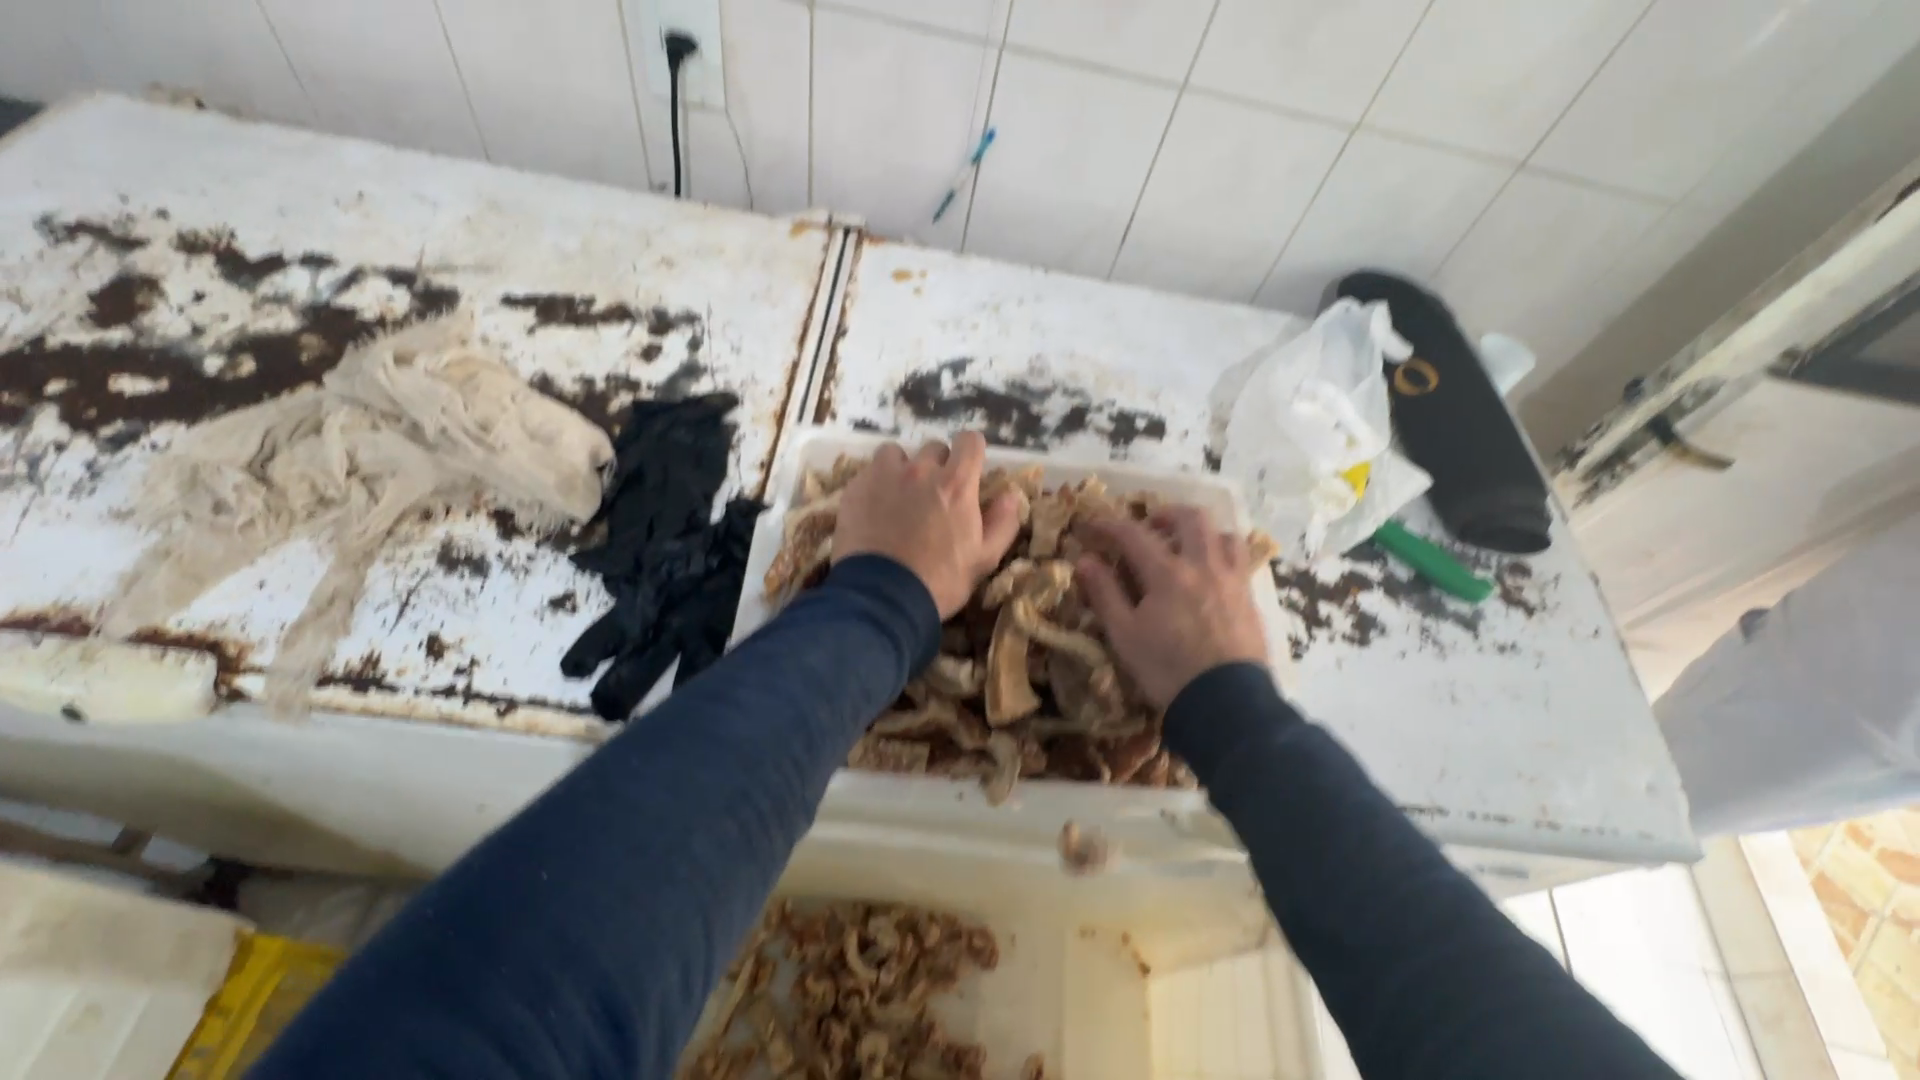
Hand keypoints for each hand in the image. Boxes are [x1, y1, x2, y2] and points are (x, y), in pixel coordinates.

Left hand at [833, 432, 1022, 618]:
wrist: (881, 598)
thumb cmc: (940, 581)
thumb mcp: (984, 559)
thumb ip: (1002, 522)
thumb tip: (1010, 495)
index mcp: (956, 484)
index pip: (970, 441)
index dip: (971, 452)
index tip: (968, 469)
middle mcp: (920, 470)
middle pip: (934, 449)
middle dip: (938, 466)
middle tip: (934, 495)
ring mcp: (883, 476)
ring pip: (896, 454)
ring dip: (902, 468)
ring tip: (899, 496)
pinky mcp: (854, 488)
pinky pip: (869, 473)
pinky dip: (876, 485)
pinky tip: (875, 510)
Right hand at [1075, 506, 1268, 707]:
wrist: (1226, 703)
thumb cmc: (1167, 670)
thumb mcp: (1124, 635)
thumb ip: (1105, 593)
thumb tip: (1085, 560)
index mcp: (1167, 573)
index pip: (1133, 534)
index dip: (1109, 525)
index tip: (1092, 526)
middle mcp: (1203, 566)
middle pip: (1190, 518)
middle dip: (1165, 514)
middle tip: (1149, 526)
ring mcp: (1232, 580)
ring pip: (1223, 534)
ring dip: (1202, 531)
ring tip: (1186, 545)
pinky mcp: (1251, 599)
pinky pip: (1241, 560)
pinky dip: (1223, 553)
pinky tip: (1212, 573)